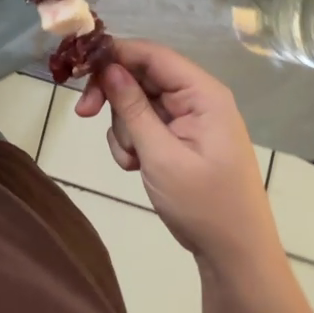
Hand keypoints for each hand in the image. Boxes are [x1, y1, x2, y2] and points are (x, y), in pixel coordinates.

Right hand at [75, 39, 277, 261]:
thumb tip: (108, 67)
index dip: (114, 55)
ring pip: (137, 101)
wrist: (234, 258)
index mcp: (202, 93)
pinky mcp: (180, 138)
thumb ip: (133, 108)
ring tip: (131, 160)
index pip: (151, 54)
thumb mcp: (161, 156)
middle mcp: (196, 98)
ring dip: (124, 127)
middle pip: (140, 75)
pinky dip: (132, 141)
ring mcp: (188, 119)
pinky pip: (144, 124)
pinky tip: (135, 166)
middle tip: (84, 114)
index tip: (78, 69)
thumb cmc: (204, 205)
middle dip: (113, 97)